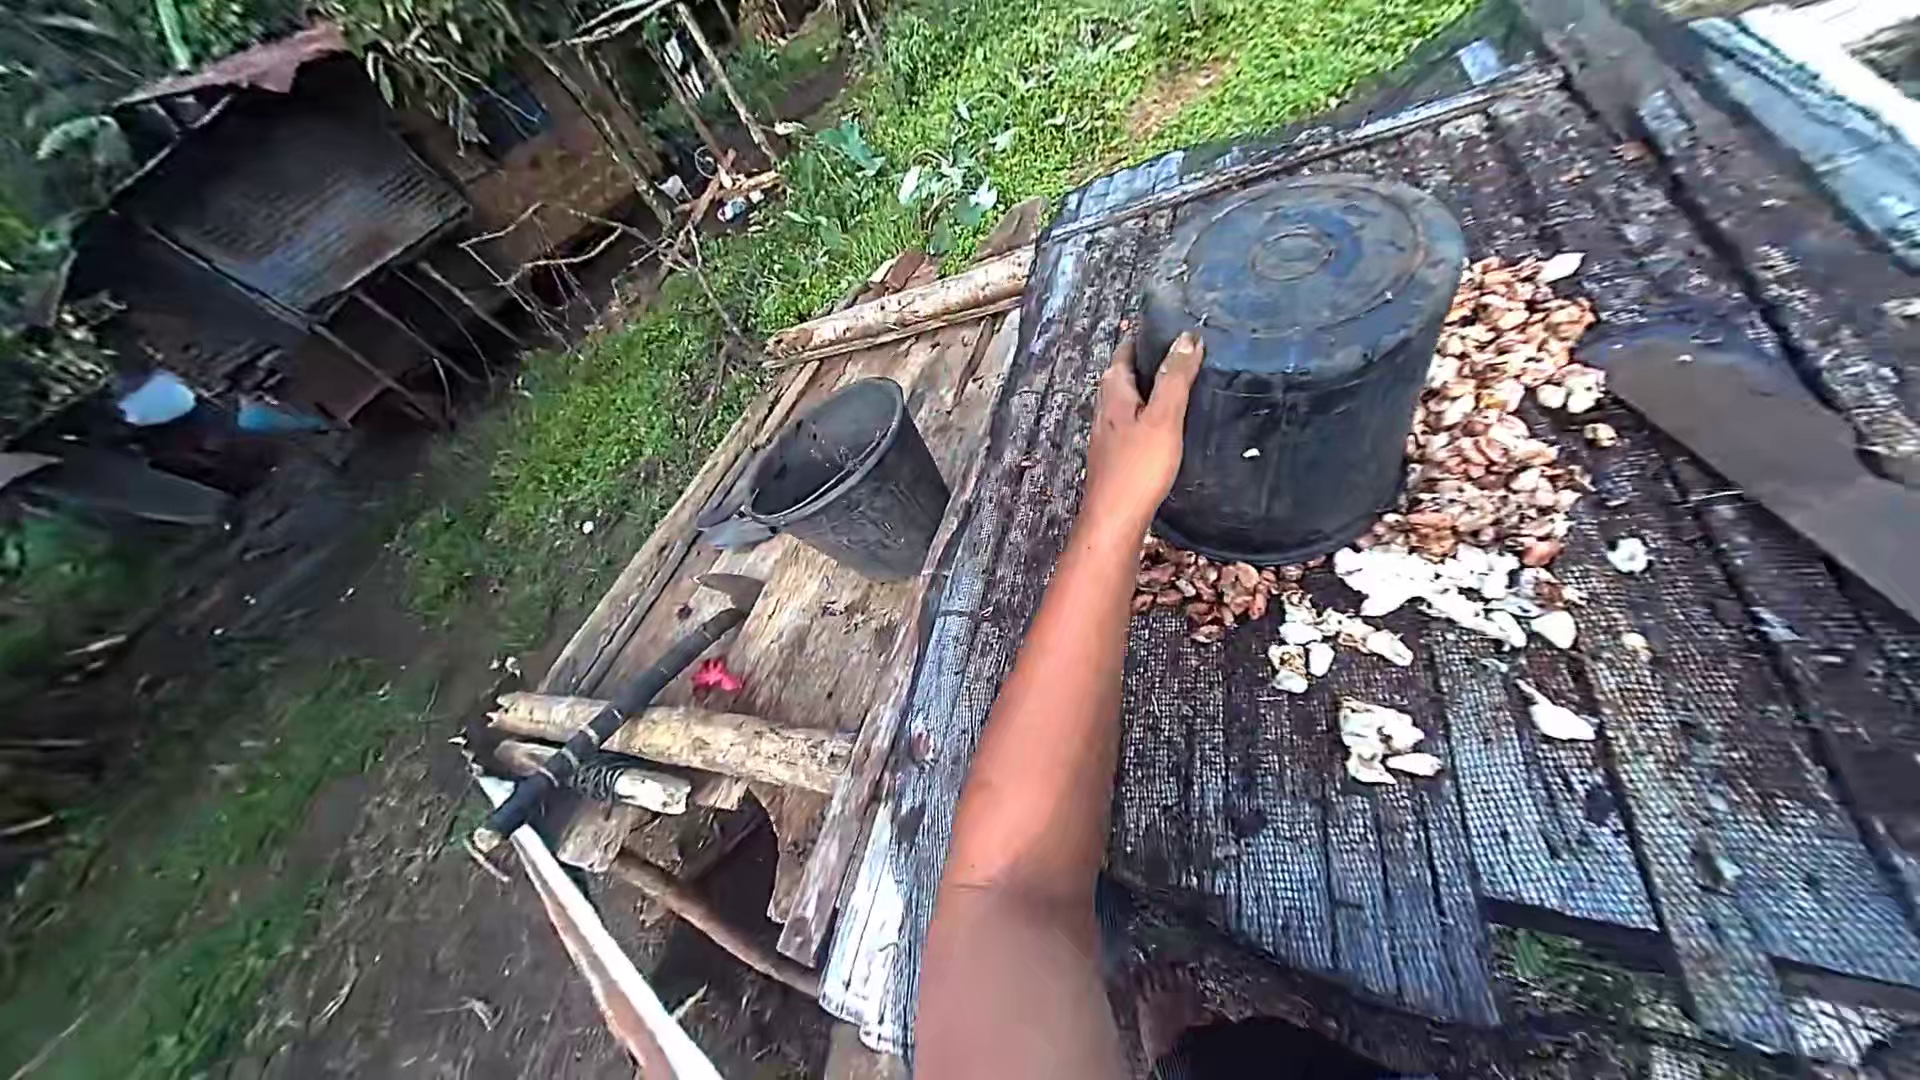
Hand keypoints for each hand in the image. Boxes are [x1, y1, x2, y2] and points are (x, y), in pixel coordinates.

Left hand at [1081, 330, 1203, 535]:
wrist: (1114, 520)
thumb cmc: (1138, 468)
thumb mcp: (1163, 418)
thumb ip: (1174, 378)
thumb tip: (1187, 338)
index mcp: (1112, 393)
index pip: (1124, 352)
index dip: (1144, 336)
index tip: (1169, 323)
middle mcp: (1104, 410)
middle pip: (1123, 375)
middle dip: (1148, 360)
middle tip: (1182, 350)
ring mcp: (1106, 435)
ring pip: (1127, 400)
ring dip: (1148, 388)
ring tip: (1179, 382)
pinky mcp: (1114, 456)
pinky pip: (1131, 423)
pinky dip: (1147, 413)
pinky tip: (1165, 423)